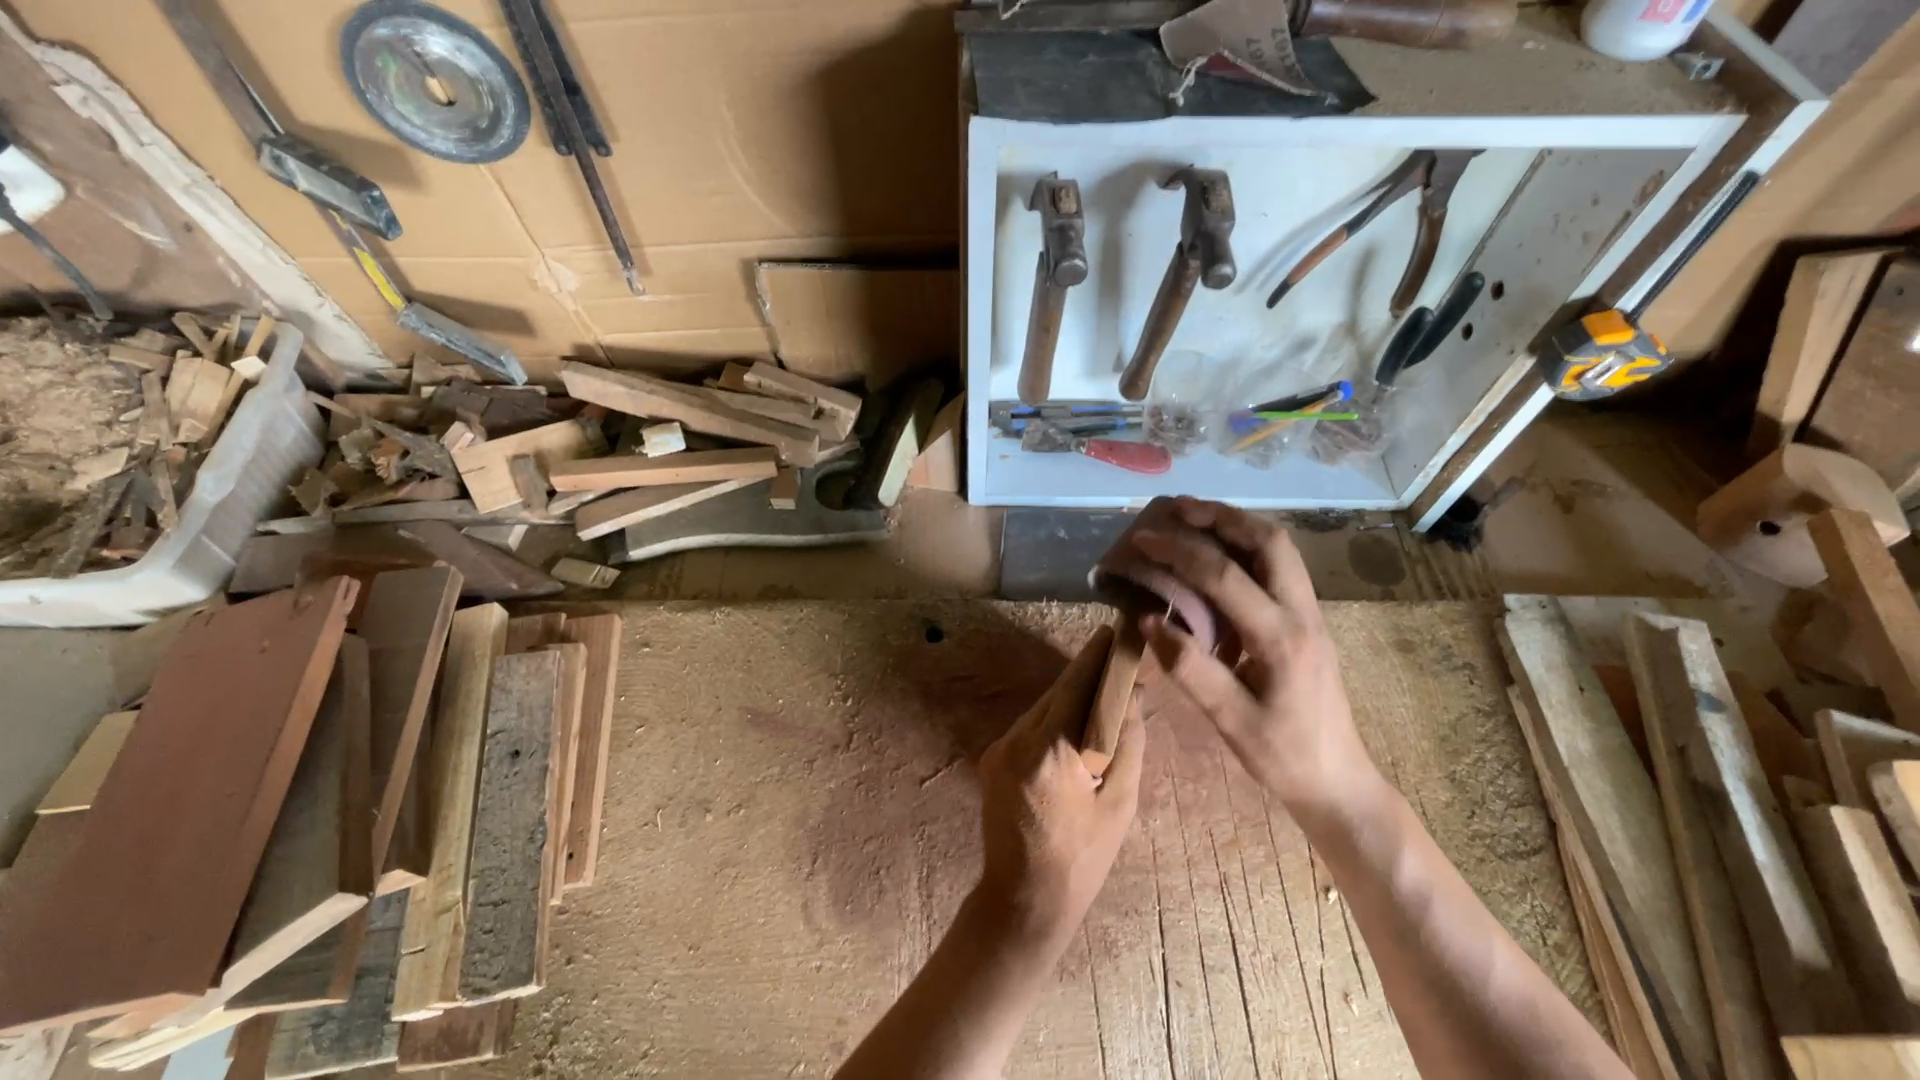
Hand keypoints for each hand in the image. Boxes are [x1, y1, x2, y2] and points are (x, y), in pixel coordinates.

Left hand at [975, 626, 1144, 942]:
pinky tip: (1077, 722)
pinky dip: (1053, 719)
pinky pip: (1029, 728)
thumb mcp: (1120, 802)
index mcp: (1048, 753)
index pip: (1074, 688)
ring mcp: (997, 751)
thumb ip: (1127, 743)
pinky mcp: (991, 761)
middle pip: (1055, 693)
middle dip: (1085, 675)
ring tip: (1104, 687)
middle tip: (1117, 656)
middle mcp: (1014, 742)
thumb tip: (1133, 696)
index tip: (1114, 632)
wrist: (1024, 899)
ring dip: (1069, 697)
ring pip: (1040, 708)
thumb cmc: (1083, 858)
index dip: (1095, 658)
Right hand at [1130, 497, 1380, 815]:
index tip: (1142, 538)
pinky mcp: (1309, 622)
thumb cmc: (1283, 757)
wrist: (1338, 781)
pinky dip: (1248, 547)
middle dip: (1222, 516)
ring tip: (1195, 516)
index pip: (1226, 577)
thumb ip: (1190, 669)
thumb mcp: (1231, 722)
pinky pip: (1280, 567)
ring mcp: (1311, 615)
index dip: (1180, 552)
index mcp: (1282, 639)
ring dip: (1238, 525)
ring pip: (1280, 549)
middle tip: (1178, 507)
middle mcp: (1303, 615)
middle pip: (1269, 541)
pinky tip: (1220, 553)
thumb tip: (1148, 620)